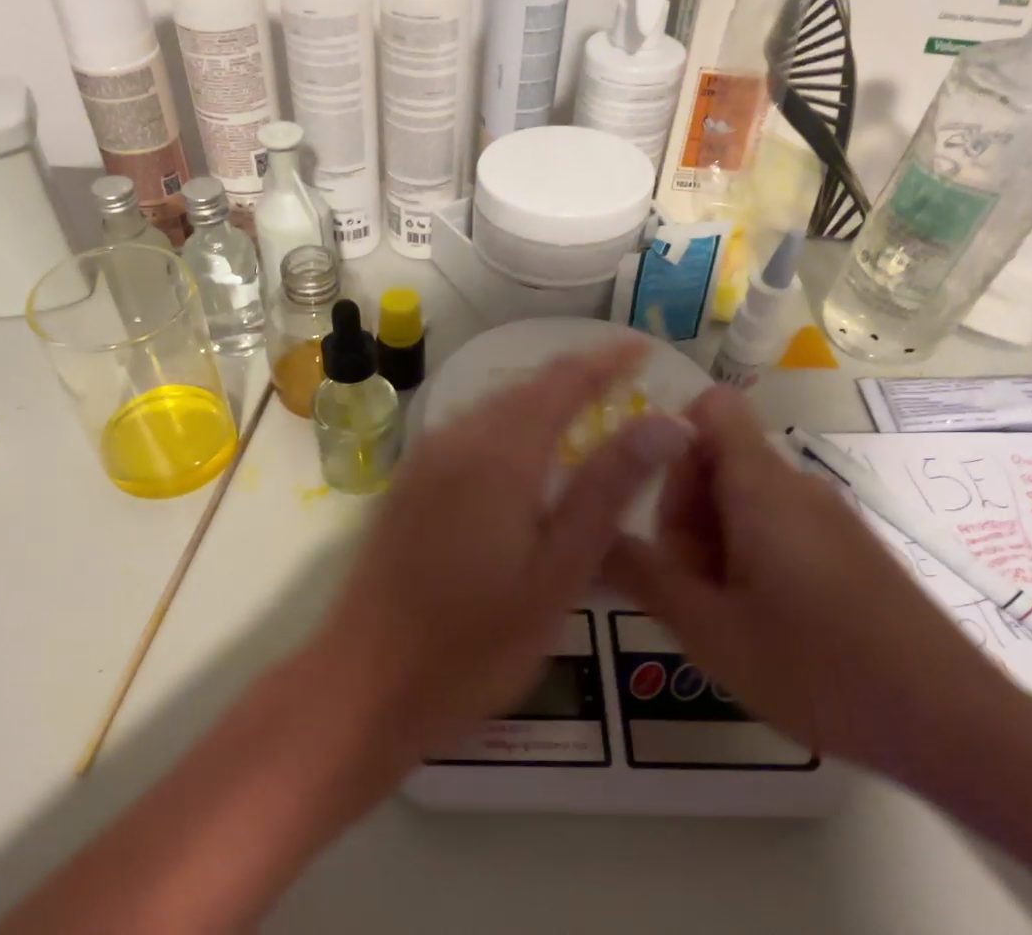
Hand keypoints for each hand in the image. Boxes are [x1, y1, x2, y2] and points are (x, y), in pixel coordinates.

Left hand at [309, 341, 696, 758]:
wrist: (364, 682)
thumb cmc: (473, 643)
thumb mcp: (557, 574)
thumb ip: (607, 490)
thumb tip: (667, 424)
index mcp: (498, 455)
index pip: (562, 382)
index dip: (606, 361)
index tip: (645, 350)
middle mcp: (454, 442)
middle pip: (523, 391)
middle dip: (575, 381)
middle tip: (625, 388)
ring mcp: (421, 464)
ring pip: (491, 411)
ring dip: (539, 405)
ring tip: (585, 418)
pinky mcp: (405, 488)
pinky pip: (465, 436)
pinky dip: (506, 432)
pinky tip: (524, 465)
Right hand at [606, 383, 1022, 783]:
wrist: (951, 722)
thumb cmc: (818, 669)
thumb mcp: (709, 629)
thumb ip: (642, 574)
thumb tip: (584, 531)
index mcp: (762, 488)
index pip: (710, 408)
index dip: (667, 438)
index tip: (646, 503)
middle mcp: (797, 487)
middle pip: (716, 460)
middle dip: (682, 513)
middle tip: (687, 588)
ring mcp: (827, 518)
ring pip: (743, 501)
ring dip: (711, 545)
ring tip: (719, 617)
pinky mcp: (847, 550)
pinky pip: (776, 529)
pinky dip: (746, 560)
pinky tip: (756, 625)